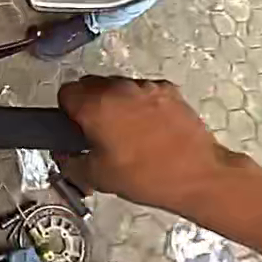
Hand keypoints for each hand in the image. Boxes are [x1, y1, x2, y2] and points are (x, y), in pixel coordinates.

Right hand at [57, 76, 247, 215]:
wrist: (196, 174)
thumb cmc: (146, 176)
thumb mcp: (97, 177)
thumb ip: (71, 162)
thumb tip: (65, 155)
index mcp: (95, 106)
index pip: (66, 92)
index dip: (66, 111)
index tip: (73, 125)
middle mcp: (119, 89)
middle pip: (91, 84)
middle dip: (89, 104)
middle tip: (96, 132)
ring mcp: (146, 87)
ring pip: (118, 87)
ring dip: (115, 103)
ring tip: (125, 133)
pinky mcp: (168, 90)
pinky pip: (143, 91)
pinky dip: (141, 104)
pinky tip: (149, 129)